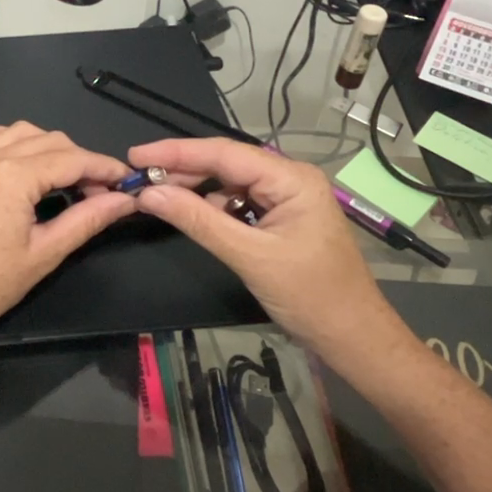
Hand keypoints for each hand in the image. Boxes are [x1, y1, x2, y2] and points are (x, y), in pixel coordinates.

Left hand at [0, 122, 136, 347]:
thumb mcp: (46, 252)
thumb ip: (88, 219)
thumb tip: (126, 199)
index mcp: (15, 175)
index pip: (73, 159)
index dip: (105, 168)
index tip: (128, 182)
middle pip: (51, 140)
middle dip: (81, 161)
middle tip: (100, 194)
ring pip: (21, 132)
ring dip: (49, 148)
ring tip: (67, 180)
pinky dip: (8, 140)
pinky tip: (21, 160)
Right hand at [127, 138, 408, 361]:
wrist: (355, 339)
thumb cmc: (310, 296)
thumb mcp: (248, 256)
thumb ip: (197, 220)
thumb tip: (149, 194)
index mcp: (291, 178)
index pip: (223, 153)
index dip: (176, 152)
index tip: (136, 155)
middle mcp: (289, 178)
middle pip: (225, 163)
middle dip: (182, 169)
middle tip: (138, 178)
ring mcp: (286, 197)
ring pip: (229, 182)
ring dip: (195, 188)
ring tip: (156, 194)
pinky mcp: (281, 217)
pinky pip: (238, 201)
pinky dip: (212, 206)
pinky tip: (188, 212)